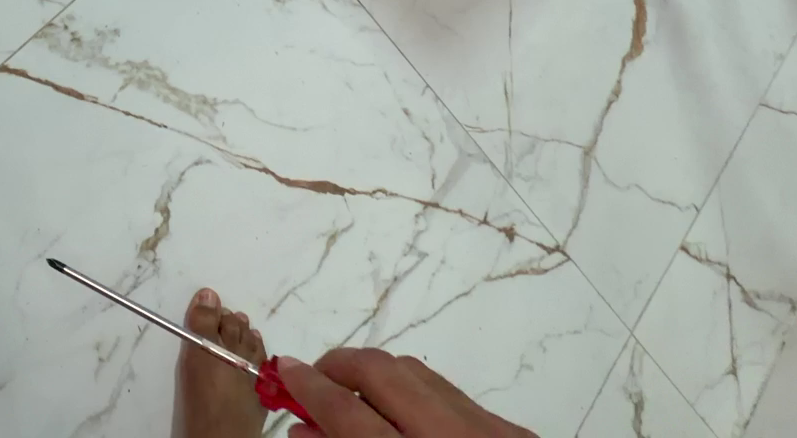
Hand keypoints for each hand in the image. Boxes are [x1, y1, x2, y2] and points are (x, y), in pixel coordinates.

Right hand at [277, 349, 535, 437]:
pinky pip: (449, 392)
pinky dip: (414, 395)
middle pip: (381, 372)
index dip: (308, 389)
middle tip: (311, 379)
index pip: (349, 416)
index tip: (282, 369)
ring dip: (373, 377)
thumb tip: (303, 429)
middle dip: (337, 366)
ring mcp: (492, 432)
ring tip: (351, 397)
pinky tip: (403, 420)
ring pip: (415, 372)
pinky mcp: (514, 432)